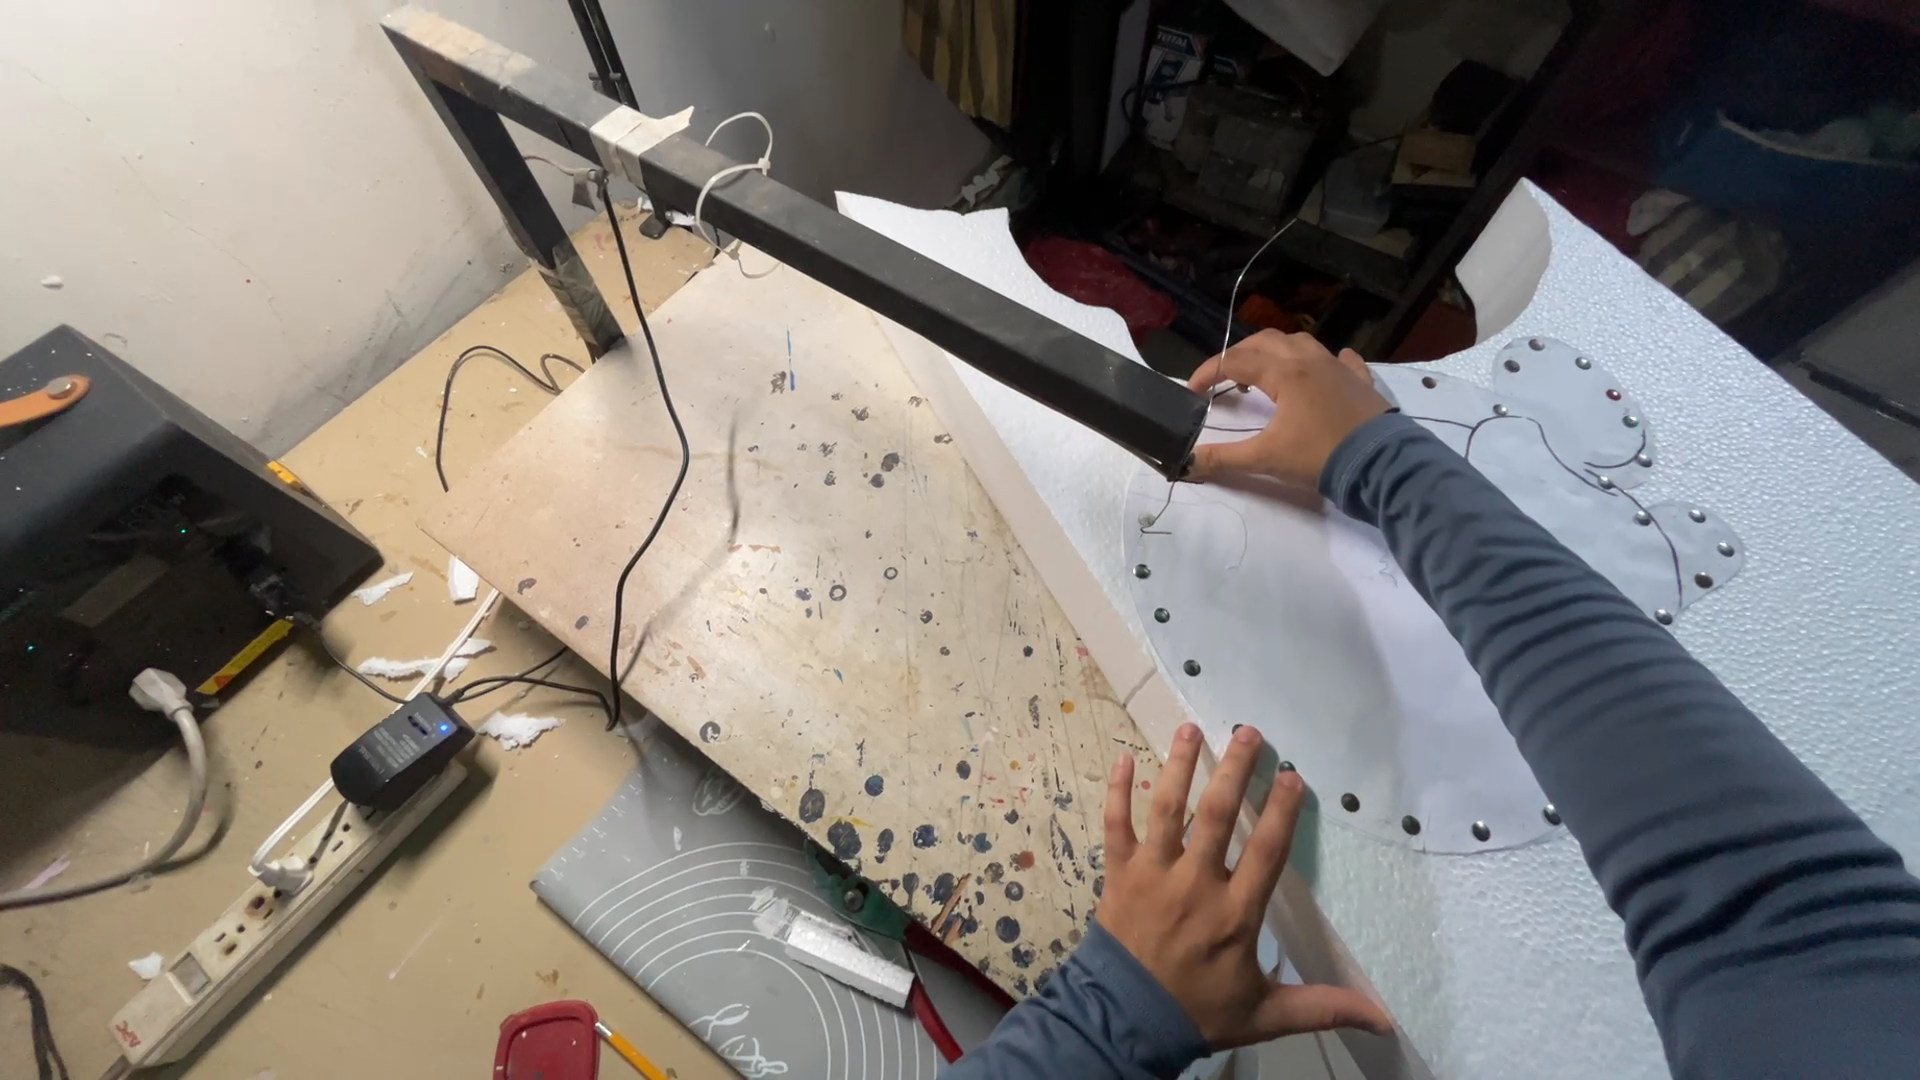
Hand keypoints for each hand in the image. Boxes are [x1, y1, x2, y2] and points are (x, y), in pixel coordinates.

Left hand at [1100, 723, 1392, 1048]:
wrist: (1126, 1018)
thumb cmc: (1197, 1009)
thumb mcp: (1265, 1014)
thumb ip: (1321, 1006)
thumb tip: (1384, 1019)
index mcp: (1234, 913)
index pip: (1266, 852)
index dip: (1281, 812)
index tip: (1293, 777)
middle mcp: (1194, 882)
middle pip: (1217, 815)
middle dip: (1233, 770)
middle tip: (1247, 732)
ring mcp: (1152, 871)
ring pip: (1165, 808)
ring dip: (1178, 766)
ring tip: (1189, 728)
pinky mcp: (1117, 870)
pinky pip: (1115, 824)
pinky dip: (1117, 791)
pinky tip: (1121, 757)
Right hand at [1185, 330, 1389, 488]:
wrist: (1381, 465)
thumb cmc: (1319, 456)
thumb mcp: (1265, 459)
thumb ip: (1222, 459)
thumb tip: (1186, 464)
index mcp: (1285, 374)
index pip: (1235, 361)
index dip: (1208, 372)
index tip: (1191, 390)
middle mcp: (1310, 361)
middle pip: (1266, 341)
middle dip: (1239, 354)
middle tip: (1224, 378)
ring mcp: (1339, 368)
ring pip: (1301, 343)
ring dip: (1276, 352)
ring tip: (1264, 374)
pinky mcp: (1361, 382)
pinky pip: (1342, 360)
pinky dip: (1325, 360)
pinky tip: (1324, 368)